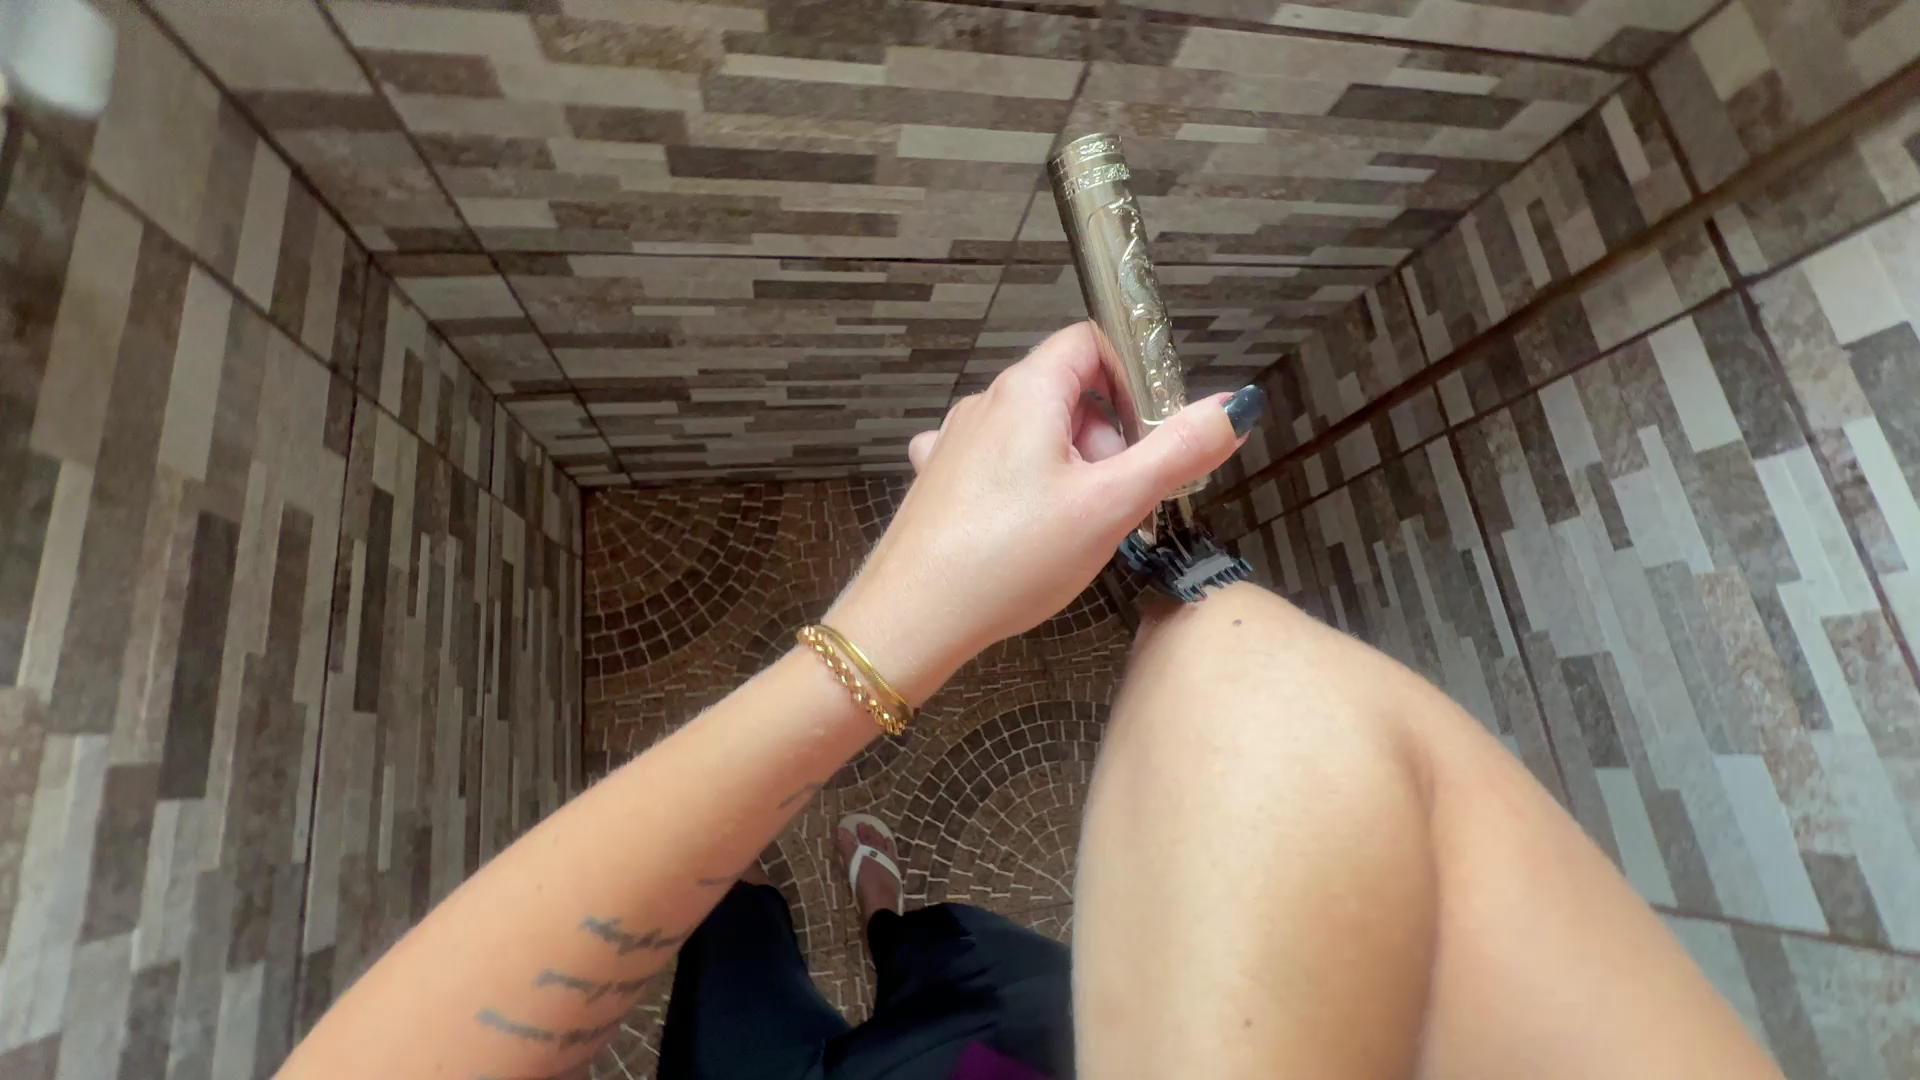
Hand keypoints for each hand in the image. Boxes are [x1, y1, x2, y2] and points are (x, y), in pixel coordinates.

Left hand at [827, 321, 1263, 704]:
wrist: (913, 618)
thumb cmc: (1012, 557)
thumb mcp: (1110, 506)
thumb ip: (1177, 451)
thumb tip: (1238, 405)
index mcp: (1026, 392)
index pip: (1090, 342)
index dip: (1131, 378)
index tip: (1148, 434)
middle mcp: (983, 404)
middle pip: (1064, 391)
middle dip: (1105, 435)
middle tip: (1116, 497)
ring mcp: (954, 442)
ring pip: (1031, 432)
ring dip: (1067, 465)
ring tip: (1073, 525)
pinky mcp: (937, 482)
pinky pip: (994, 463)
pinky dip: (1023, 482)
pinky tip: (1023, 523)